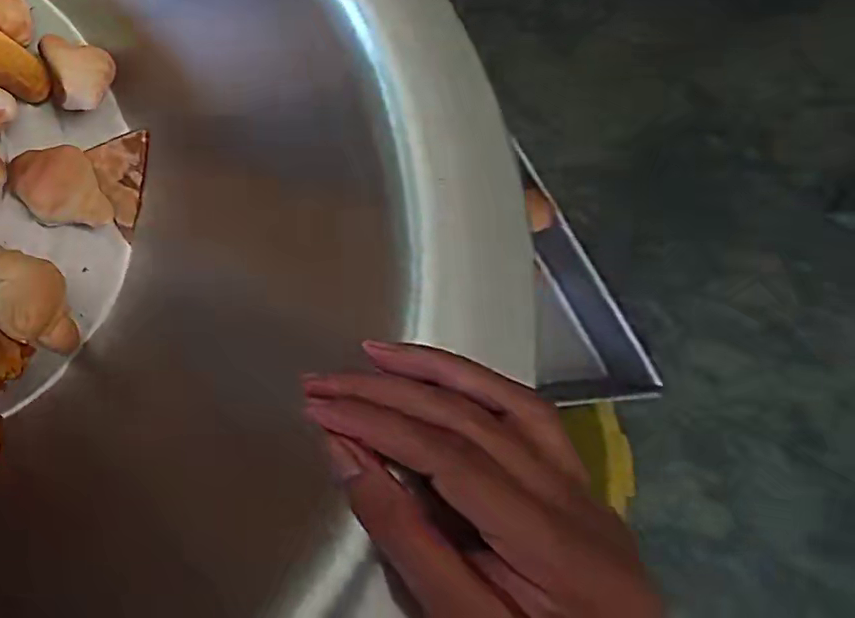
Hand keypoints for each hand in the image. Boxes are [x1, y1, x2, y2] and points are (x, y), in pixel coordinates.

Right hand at [304, 342, 662, 617]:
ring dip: (430, 370)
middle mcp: (580, 508)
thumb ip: (403, 535)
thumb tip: (342, 451)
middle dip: (381, 393)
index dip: (374, 423)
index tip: (316, 411)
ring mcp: (585, 493)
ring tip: (370, 353)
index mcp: (558, 548)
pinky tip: (427, 373)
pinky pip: (524, 414)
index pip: (448, 456)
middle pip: (468, 420)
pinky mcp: (575, 488)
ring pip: (505, 402)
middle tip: (318, 385)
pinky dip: (470, 383)